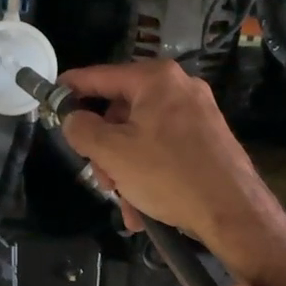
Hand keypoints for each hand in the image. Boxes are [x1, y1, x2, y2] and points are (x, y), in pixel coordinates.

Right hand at [58, 60, 281, 243]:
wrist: (232, 210)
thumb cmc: (168, 174)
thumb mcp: (113, 153)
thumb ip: (83, 130)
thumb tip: (73, 118)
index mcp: (157, 79)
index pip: (101, 76)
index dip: (72, 87)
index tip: (52, 96)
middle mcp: (181, 89)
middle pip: (123, 112)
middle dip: (106, 150)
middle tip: (101, 179)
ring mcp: (199, 115)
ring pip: (143, 138)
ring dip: (126, 171)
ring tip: (127, 204)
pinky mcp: (209, 142)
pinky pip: (165, 152)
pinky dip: (149, 176)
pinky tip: (145, 209)